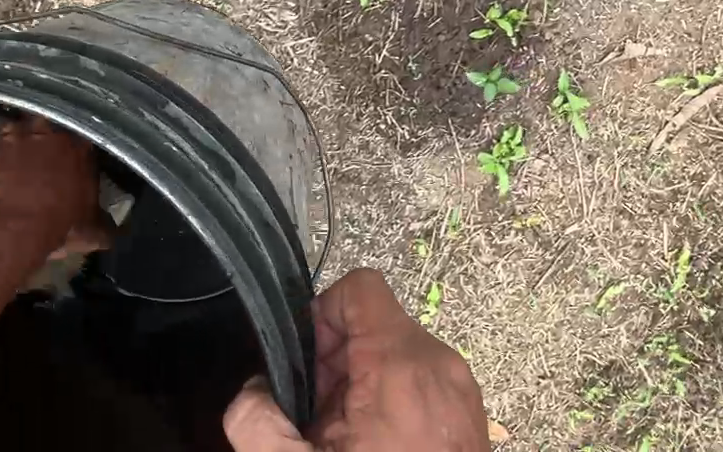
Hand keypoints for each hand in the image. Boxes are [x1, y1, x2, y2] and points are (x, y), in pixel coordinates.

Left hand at [0, 115, 106, 267]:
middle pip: (55, 122)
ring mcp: (24, 131)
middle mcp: (55, 130)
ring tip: (21, 143)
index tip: (75, 160)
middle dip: (50, 132)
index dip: (79, 149)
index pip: (86, 138)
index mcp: (82, 147)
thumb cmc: (57, 225)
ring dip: (24, 128)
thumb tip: (113, 231)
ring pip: (27, 118)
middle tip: (46, 149)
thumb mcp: (90, 232)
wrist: (13, 225)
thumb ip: (104, 225)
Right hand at [223, 269, 488, 451]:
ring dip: (359, 385)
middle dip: (335, 360)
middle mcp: (439, 366)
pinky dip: (389, 402)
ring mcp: (460, 392)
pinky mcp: (469, 416)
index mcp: (401, 365)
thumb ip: (256, 421)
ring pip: (393, 352)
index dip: (322, 315)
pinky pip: (418, 380)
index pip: (359, 288)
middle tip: (320, 417)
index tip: (308, 364)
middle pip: (372, 322)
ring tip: (347, 441)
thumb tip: (253, 391)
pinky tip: (375, 448)